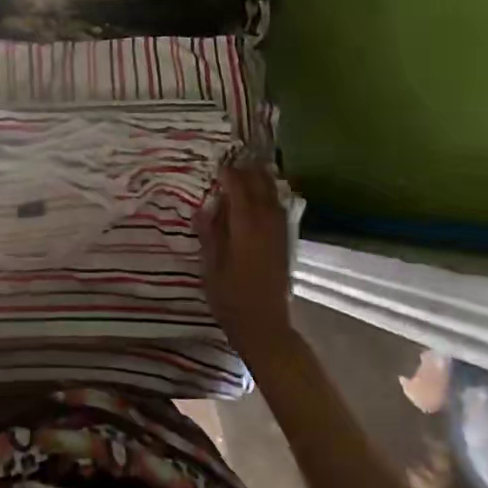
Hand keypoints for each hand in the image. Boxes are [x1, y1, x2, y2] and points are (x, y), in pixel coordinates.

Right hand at [197, 164, 296, 356]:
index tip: (218, 164)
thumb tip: (204, 207)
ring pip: (274, 198)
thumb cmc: (231, 299)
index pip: (239, 191)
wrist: (265, 327)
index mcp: (246, 228)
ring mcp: (279, 235)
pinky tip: (265, 197)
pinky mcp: (284, 245)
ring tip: (252, 170)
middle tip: (235, 160)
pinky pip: (279, 210)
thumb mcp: (211, 267)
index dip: (229, 175)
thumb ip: (210, 234)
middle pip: (261, 189)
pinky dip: (271, 197)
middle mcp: (266, 226)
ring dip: (263, 181)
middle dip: (249, 172)